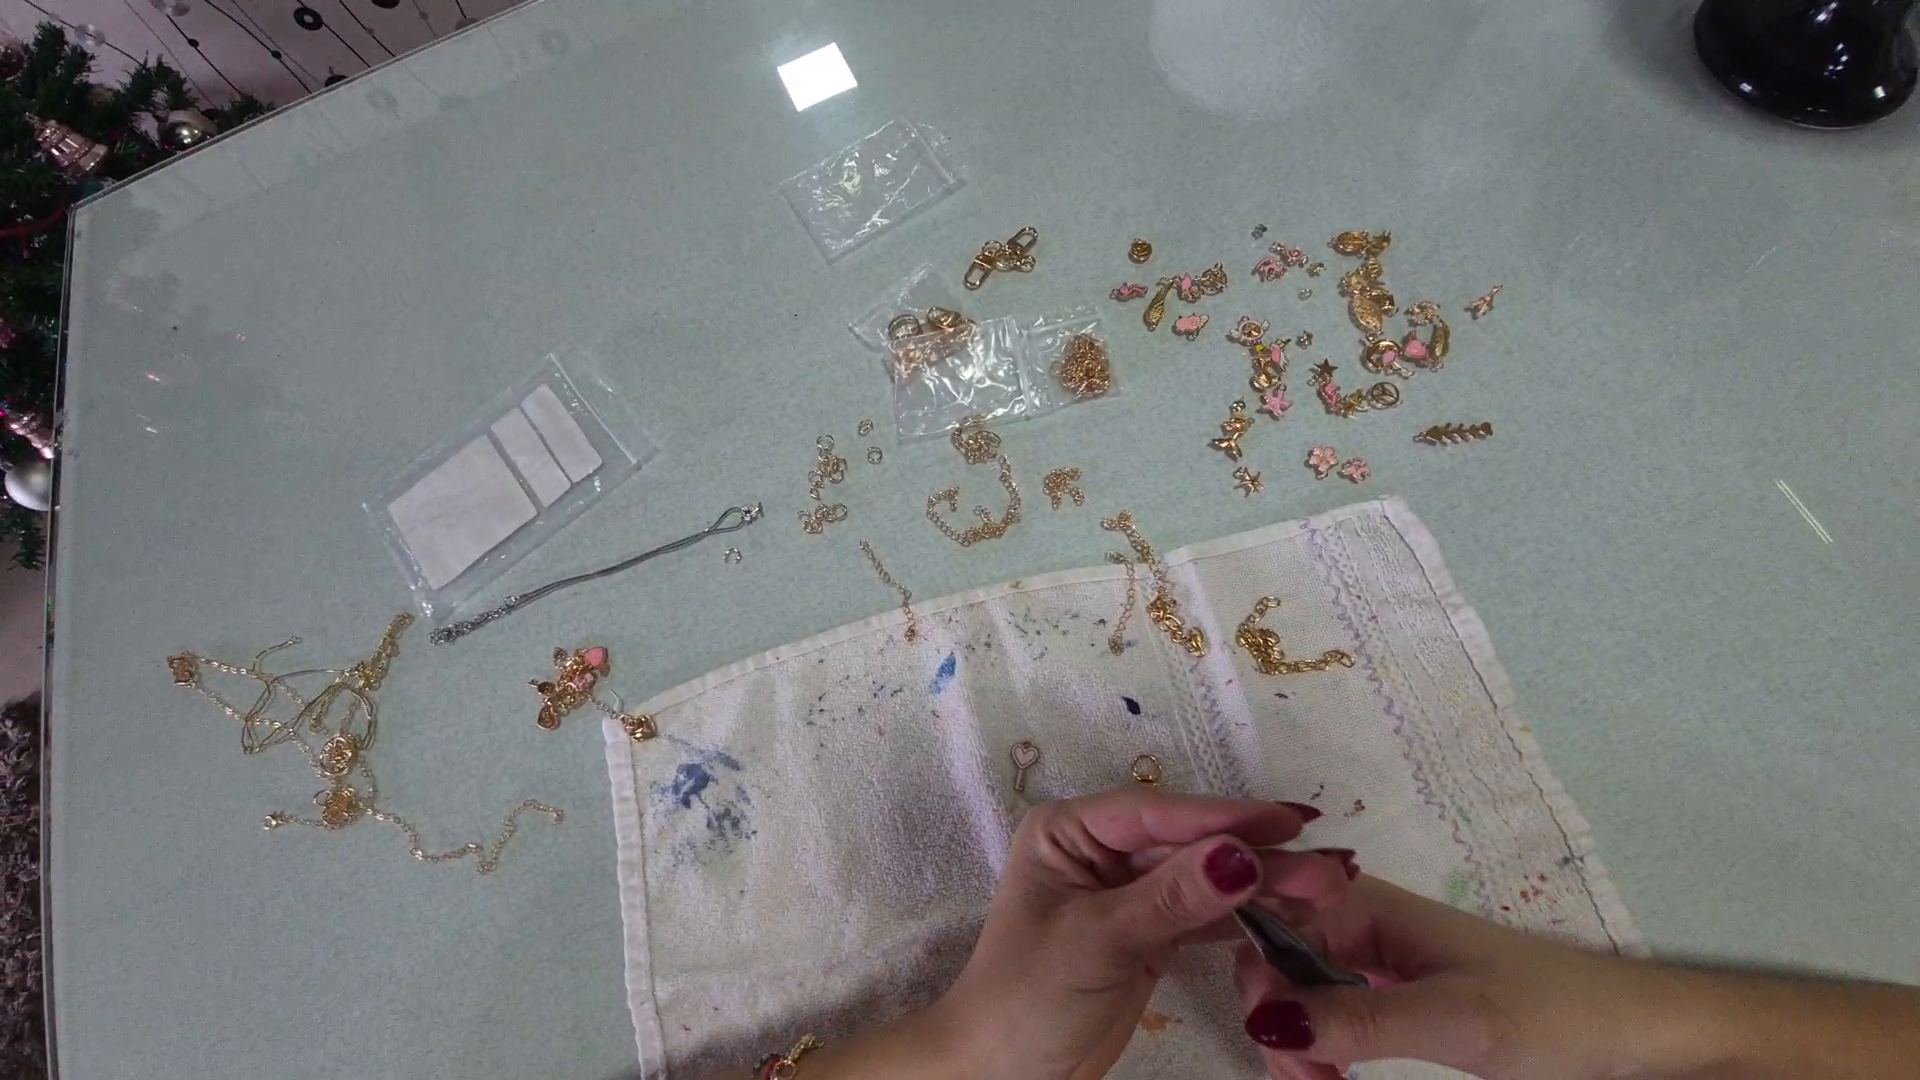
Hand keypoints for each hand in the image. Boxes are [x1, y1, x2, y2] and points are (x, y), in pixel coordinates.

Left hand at [938, 790, 1352, 1079]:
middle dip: (1253, 853)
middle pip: (1185, 844)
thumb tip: (1242, 856)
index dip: (1220, 817)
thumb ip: (1170, 899)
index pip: (1153, 814)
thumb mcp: (1098, 940)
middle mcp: (1099, 848)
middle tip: (1330, 864)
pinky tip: (1288, 913)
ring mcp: (1126, 888)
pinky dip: (1242, 916)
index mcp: (1069, 829)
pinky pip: (1200, 913)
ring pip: (1200, 877)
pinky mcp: (1147, 929)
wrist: (1005, 1068)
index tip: (1287, 821)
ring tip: (1326, 887)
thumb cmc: (1029, 993)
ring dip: (1259, 884)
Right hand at [1234, 876, 1715, 1079]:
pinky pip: (1319, 997)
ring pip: (1290, 981)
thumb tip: (1261, 1022)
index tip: (1289, 1059)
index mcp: (1353, 899)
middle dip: (1275, 1021)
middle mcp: (1345, 912)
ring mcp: (1360, 944)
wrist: (1632, 1032)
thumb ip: (1359, 1020)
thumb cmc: (1547, 1013)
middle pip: (1271, 957)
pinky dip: (1315, 1036)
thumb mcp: (1456, 1022)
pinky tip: (1330, 1067)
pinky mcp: (1377, 976)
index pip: (1267, 930)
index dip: (1260, 989)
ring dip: (1292, 1034)